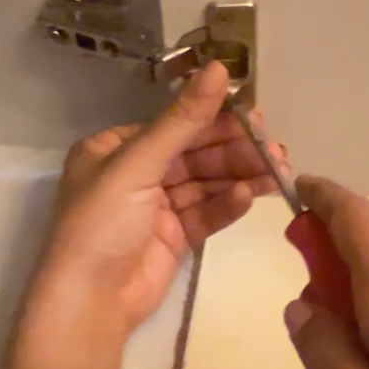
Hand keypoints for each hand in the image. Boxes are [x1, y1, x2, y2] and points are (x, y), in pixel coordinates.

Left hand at [23, 62, 287, 355]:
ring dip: (239, 176)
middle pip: (193, 154)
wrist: (90, 301)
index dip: (214, 119)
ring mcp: (154, 208)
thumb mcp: (138, 163)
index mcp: (114, 149)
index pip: (173, 126)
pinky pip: (205, 213)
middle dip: (234, 150)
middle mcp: (134, 174)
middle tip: (275, 147)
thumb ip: (182, 120)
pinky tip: (252, 196)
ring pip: (204, 184)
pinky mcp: (172, 238)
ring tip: (278, 171)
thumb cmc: (102, 223)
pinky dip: (228, 204)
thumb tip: (219, 68)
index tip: (255, 116)